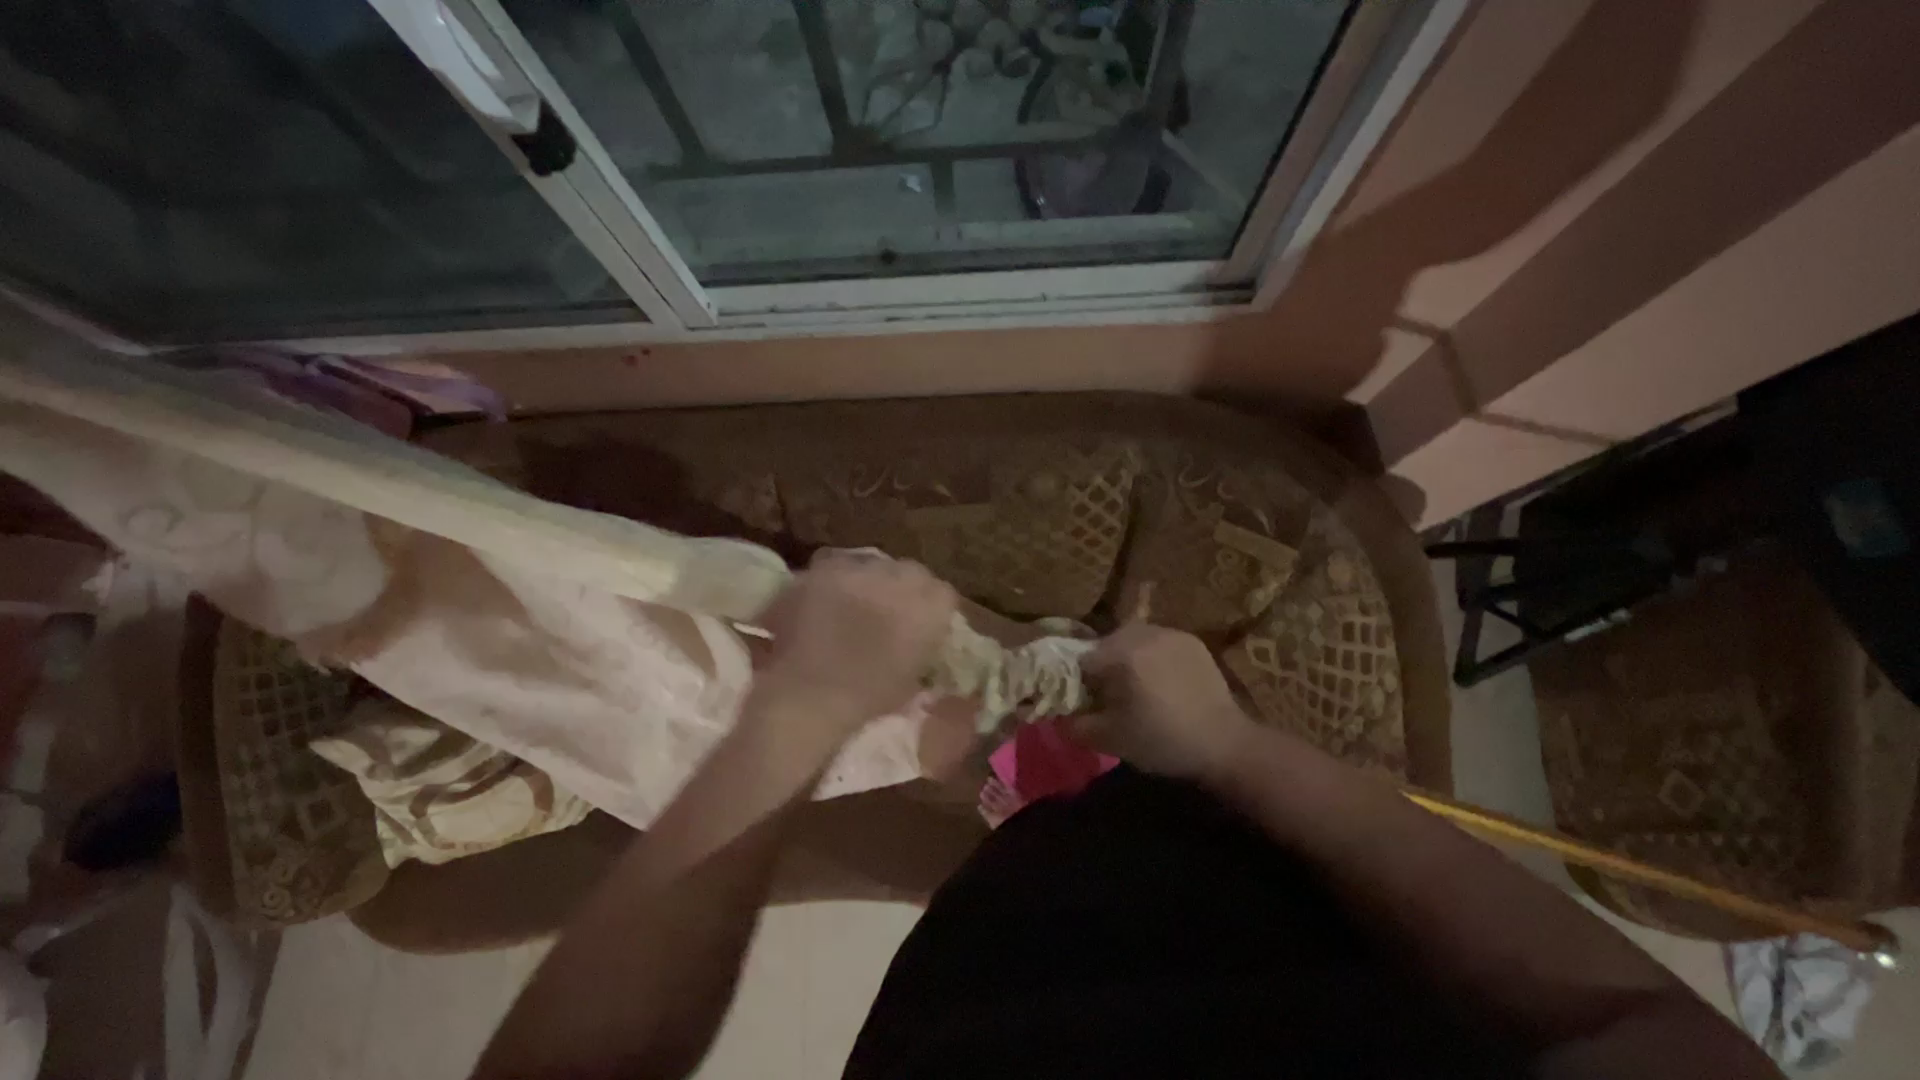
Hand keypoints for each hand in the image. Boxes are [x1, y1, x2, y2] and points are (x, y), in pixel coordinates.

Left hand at [749, 552, 957, 740]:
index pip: (943, 595)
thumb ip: (920, 648)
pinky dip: (835, 579)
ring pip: (873, 564)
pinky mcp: (825, 568)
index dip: (930, 610)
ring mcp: (861, 569)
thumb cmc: (866, 699)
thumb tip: (915, 638)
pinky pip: (837, 565)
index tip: (919, 625)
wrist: (809, 695)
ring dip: (868, 581)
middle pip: (910, 572)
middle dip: (901, 589)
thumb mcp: (911, 678)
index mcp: (931, 608)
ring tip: (852, 604)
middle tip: (886, 612)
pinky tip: (824, 599)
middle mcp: (901, 579)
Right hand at [1069, 624, 1252, 781]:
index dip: (1078, 682)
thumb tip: (1054, 717)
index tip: (1087, 703)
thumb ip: (1074, 725)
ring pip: (1133, 640)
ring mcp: (1172, 634)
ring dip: (1127, 658)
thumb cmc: (1163, 741)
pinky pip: (1159, 642)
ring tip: (1137, 688)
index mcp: (1122, 653)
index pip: (1081, 659)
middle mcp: (1145, 634)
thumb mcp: (1111, 739)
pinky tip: (1161, 682)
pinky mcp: (1192, 641)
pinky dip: (1152, 656)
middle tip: (1111, 697)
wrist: (1225, 744)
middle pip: (1106, 644)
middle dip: (1103, 667)